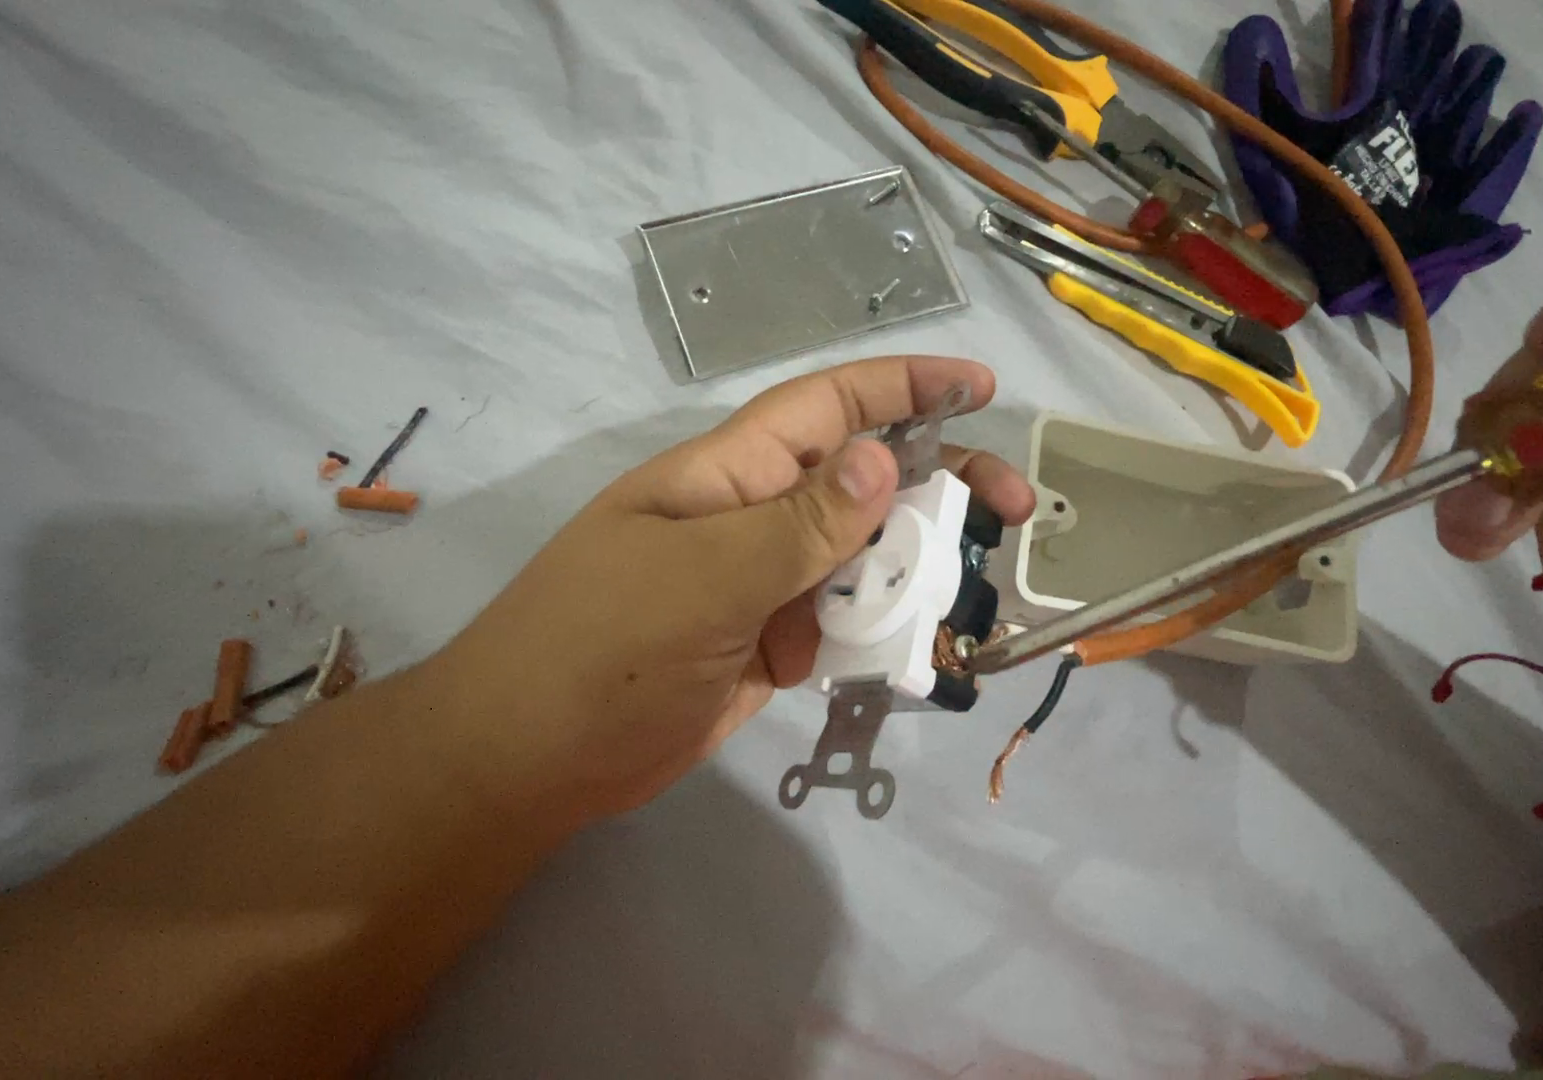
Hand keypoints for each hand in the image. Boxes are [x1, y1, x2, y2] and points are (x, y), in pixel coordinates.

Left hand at [431, 356, 1034, 820]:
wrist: (530, 762)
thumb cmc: (599, 652)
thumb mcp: (702, 580)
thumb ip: (797, 525)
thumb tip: (884, 460)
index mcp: (727, 475)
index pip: (826, 408)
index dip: (901, 386)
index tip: (977, 385)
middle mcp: (751, 519)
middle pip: (859, 483)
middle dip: (936, 485)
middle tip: (1011, 510)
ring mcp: (760, 584)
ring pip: (856, 558)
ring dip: (906, 572)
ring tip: (953, 601)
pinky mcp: (766, 643)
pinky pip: (838, 621)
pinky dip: (872, 630)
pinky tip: (899, 650)